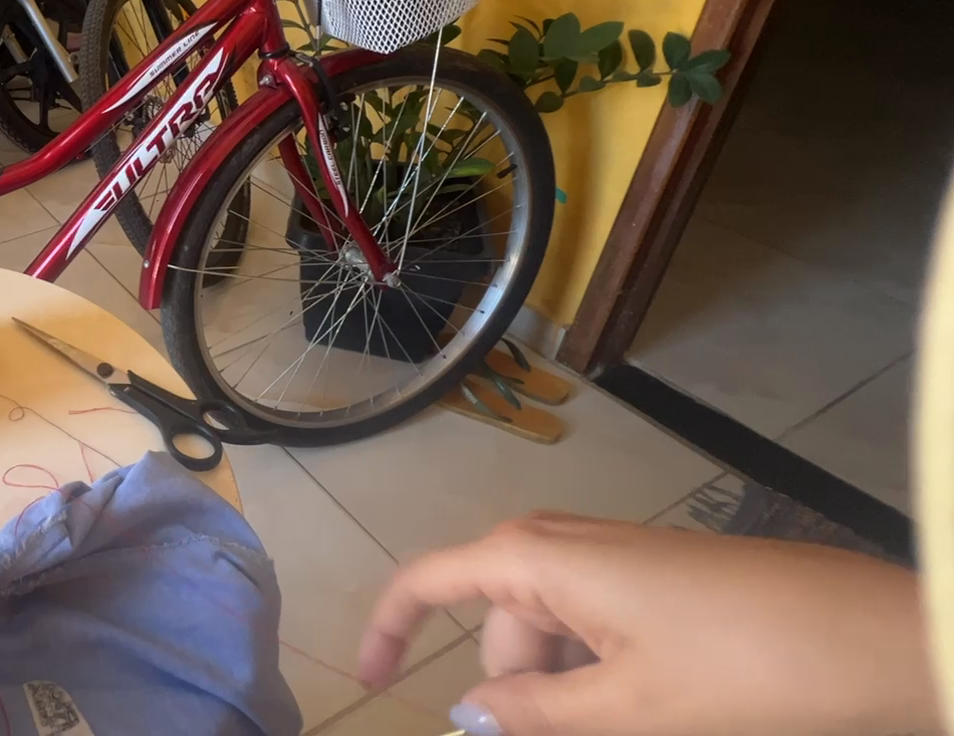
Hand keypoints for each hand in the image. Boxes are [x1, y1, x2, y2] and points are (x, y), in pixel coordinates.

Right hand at [358, 513, 939, 735]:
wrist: (889, 631)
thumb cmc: (747, 664)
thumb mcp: (637, 706)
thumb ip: (538, 713)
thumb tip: (464, 718)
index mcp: (525, 557)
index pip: (424, 583)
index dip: (389, 630)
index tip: (372, 683)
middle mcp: (546, 544)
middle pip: (500, 631)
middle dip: (521, 700)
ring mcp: (596, 558)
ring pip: (550, 640)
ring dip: (570, 700)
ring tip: (636, 731)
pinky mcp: (637, 578)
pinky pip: (589, 633)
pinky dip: (599, 682)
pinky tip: (649, 717)